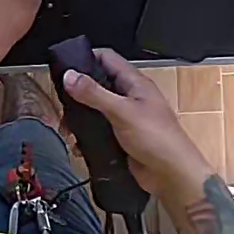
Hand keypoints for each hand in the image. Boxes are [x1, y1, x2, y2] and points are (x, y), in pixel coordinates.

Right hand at [61, 48, 213, 198]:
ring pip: (96, 108)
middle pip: (98, 84)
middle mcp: (130, 97)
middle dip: (79, 92)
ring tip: (67, 125)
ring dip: (81, 116)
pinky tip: (79, 143)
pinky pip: (99, 130)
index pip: (107, 58)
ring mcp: (125, 117)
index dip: (86, 58)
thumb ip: (94, 93)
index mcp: (135, 83)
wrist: (171, 175)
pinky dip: (87, 134)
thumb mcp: (122, 111)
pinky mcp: (121, 137)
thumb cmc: (157, 138)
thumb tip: (70, 75)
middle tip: (62, 100)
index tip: (65, 67)